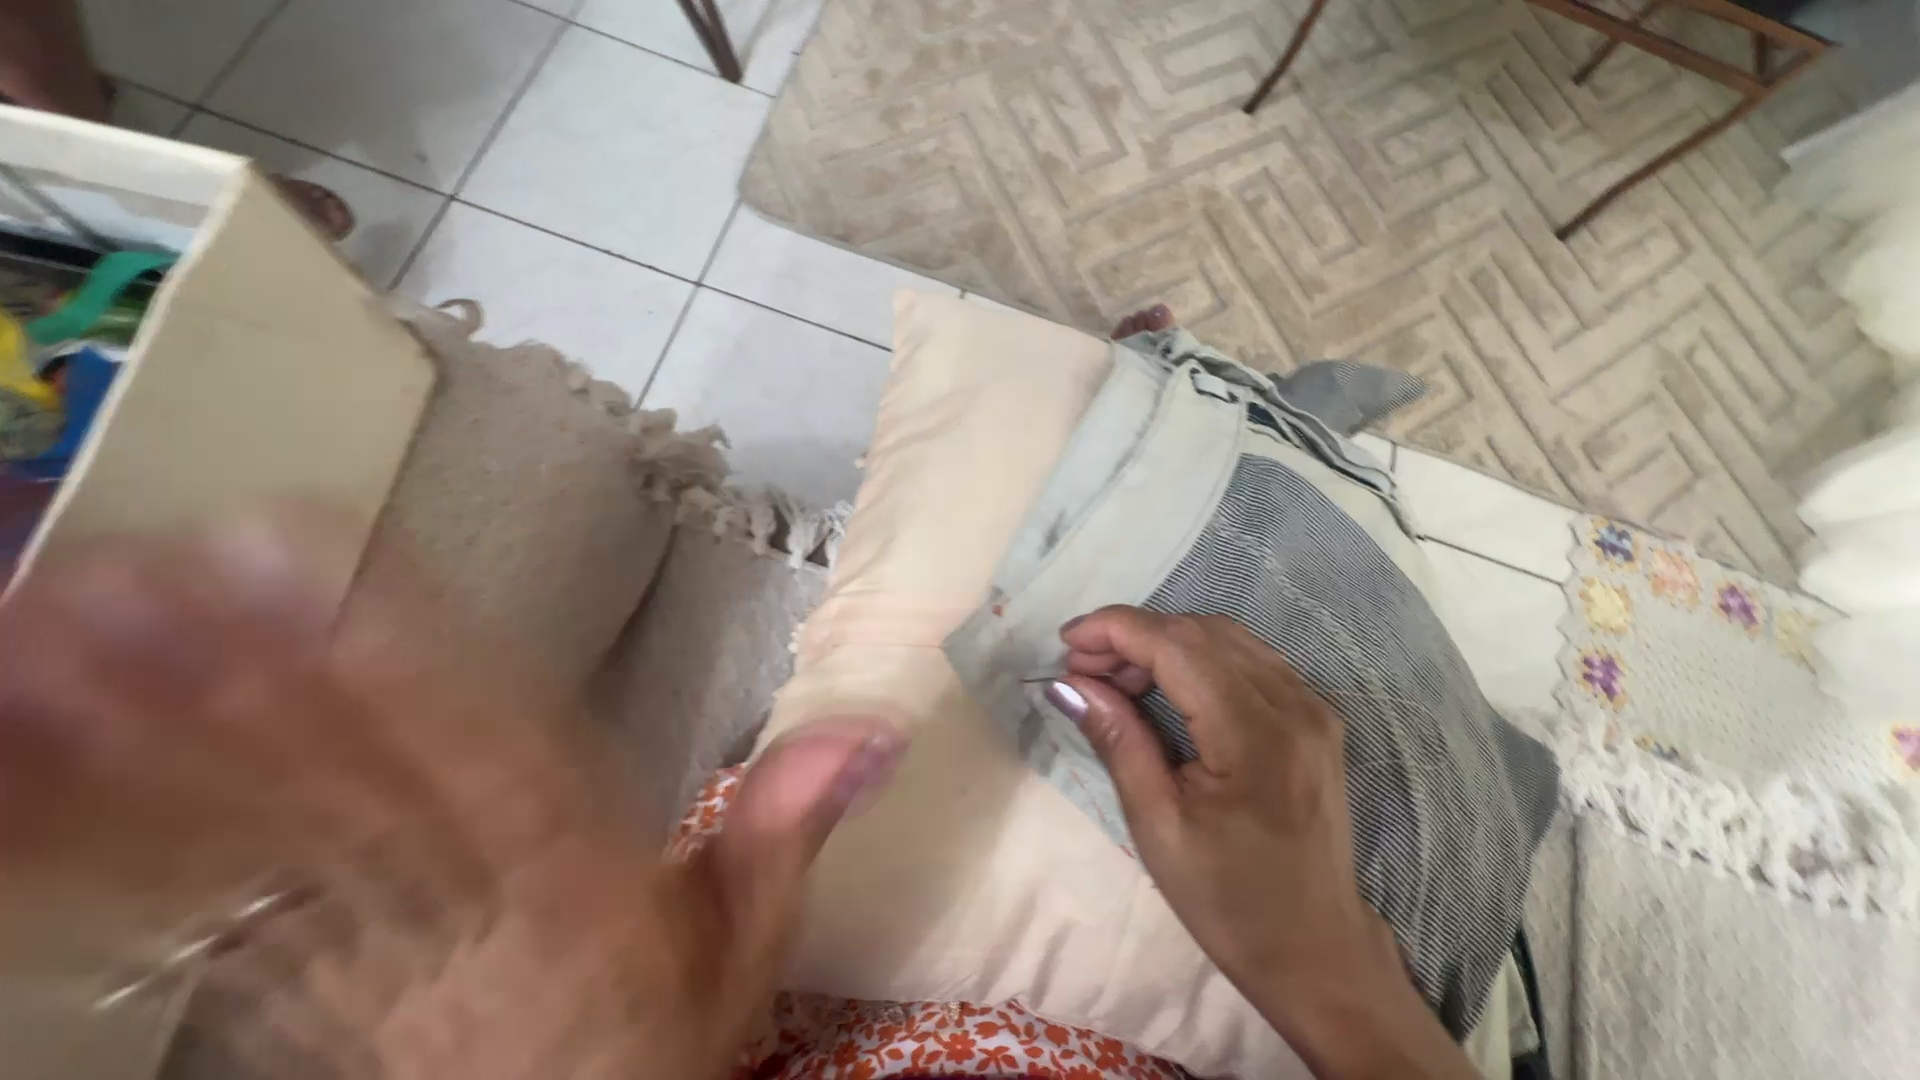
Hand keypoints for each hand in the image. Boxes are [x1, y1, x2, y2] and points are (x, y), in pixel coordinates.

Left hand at [0, 520, 902, 1079]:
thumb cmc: (657, 1035)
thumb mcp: (747, 946)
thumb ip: (785, 830)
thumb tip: (867, 729)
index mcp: (573, 879)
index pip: (487, 758)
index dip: (401, 665)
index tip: (316, 570)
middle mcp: (457, 900)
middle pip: (345, 781)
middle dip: (235, 674)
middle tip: (133, 565)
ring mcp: (353, 945)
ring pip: (242, 834)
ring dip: (142, 735)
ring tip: (54, 627)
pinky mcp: (282, 980)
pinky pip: (177, 906)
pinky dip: (91, 830)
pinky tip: (32, 756)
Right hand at [1046, 607, 1475, 1079]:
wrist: (1317, 951)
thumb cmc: (1228, 900)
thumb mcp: (1157, 826)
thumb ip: (1117, 740)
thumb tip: (1068, 682)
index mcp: (1255, 734)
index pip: (1177, 645)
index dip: (1115, 629)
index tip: (1065, 640)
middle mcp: (1294, 705)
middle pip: (1201, 631)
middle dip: (1133, 635)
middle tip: (1082, 668)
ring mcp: (1313, 708)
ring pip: (1225, 638)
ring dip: (1164, 642)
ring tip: (1115, 677)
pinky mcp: (1315, 718)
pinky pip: (1249, 660)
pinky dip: (1198, 657)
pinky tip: (1165, 685)